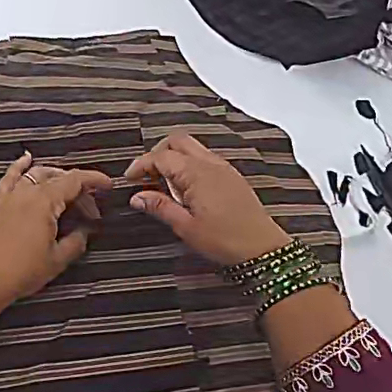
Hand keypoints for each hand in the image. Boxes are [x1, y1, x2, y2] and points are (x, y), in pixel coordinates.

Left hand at [0, 152, 111, 309]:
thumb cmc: (22, 271)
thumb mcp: (58, 259)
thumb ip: (76, 241)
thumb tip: (84, 231)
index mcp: (44, 201)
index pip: (75, 181)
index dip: (94, 180)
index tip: (108, 186)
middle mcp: (27, 192)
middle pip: (59, 179)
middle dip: (79, 189)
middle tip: (91, 210)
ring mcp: (10, 197)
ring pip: (37, 174)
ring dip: (56, 177)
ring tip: (69, 188)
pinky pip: (10, 178)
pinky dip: (19, 166)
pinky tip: (26, 159)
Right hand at [123, 133, 290, 266]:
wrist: (262, 249)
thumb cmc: (224, 240)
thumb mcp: (186, 227)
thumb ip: (160, 207)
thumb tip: (137, 197)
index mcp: (196, 173)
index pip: (161, 156)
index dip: (141, 165)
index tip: (129, 179)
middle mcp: (210, 163)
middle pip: (177, 141)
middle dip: (157, 153)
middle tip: (145, 176)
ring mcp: (223, 168)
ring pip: (192, 148)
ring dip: (174, 158)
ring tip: (163, 183)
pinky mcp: (232, 176)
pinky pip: (205, 158)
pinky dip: (189, 164)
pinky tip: (185, 188)